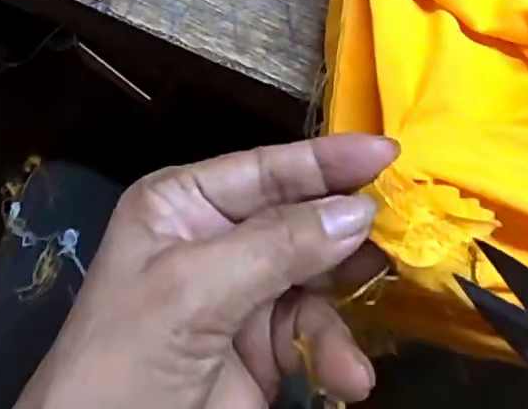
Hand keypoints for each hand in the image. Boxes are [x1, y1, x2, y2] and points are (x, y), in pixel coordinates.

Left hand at [15, 133, 398, 408]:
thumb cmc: (127, 363)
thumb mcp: (195, 292)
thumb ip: (279, 244)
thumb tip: (359, 210)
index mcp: (186, 203)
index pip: (267, 168)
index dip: (327, 158)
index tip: (387, 149)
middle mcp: (216, 238)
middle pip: (298, 215)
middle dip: (345, 224)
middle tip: (400, 221)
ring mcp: (241, 293)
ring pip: (314, 273)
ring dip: (345, 293)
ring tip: (382, 290)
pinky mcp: (260, 349)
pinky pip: (311, 331)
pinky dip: (333, 350)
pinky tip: (347, 377)